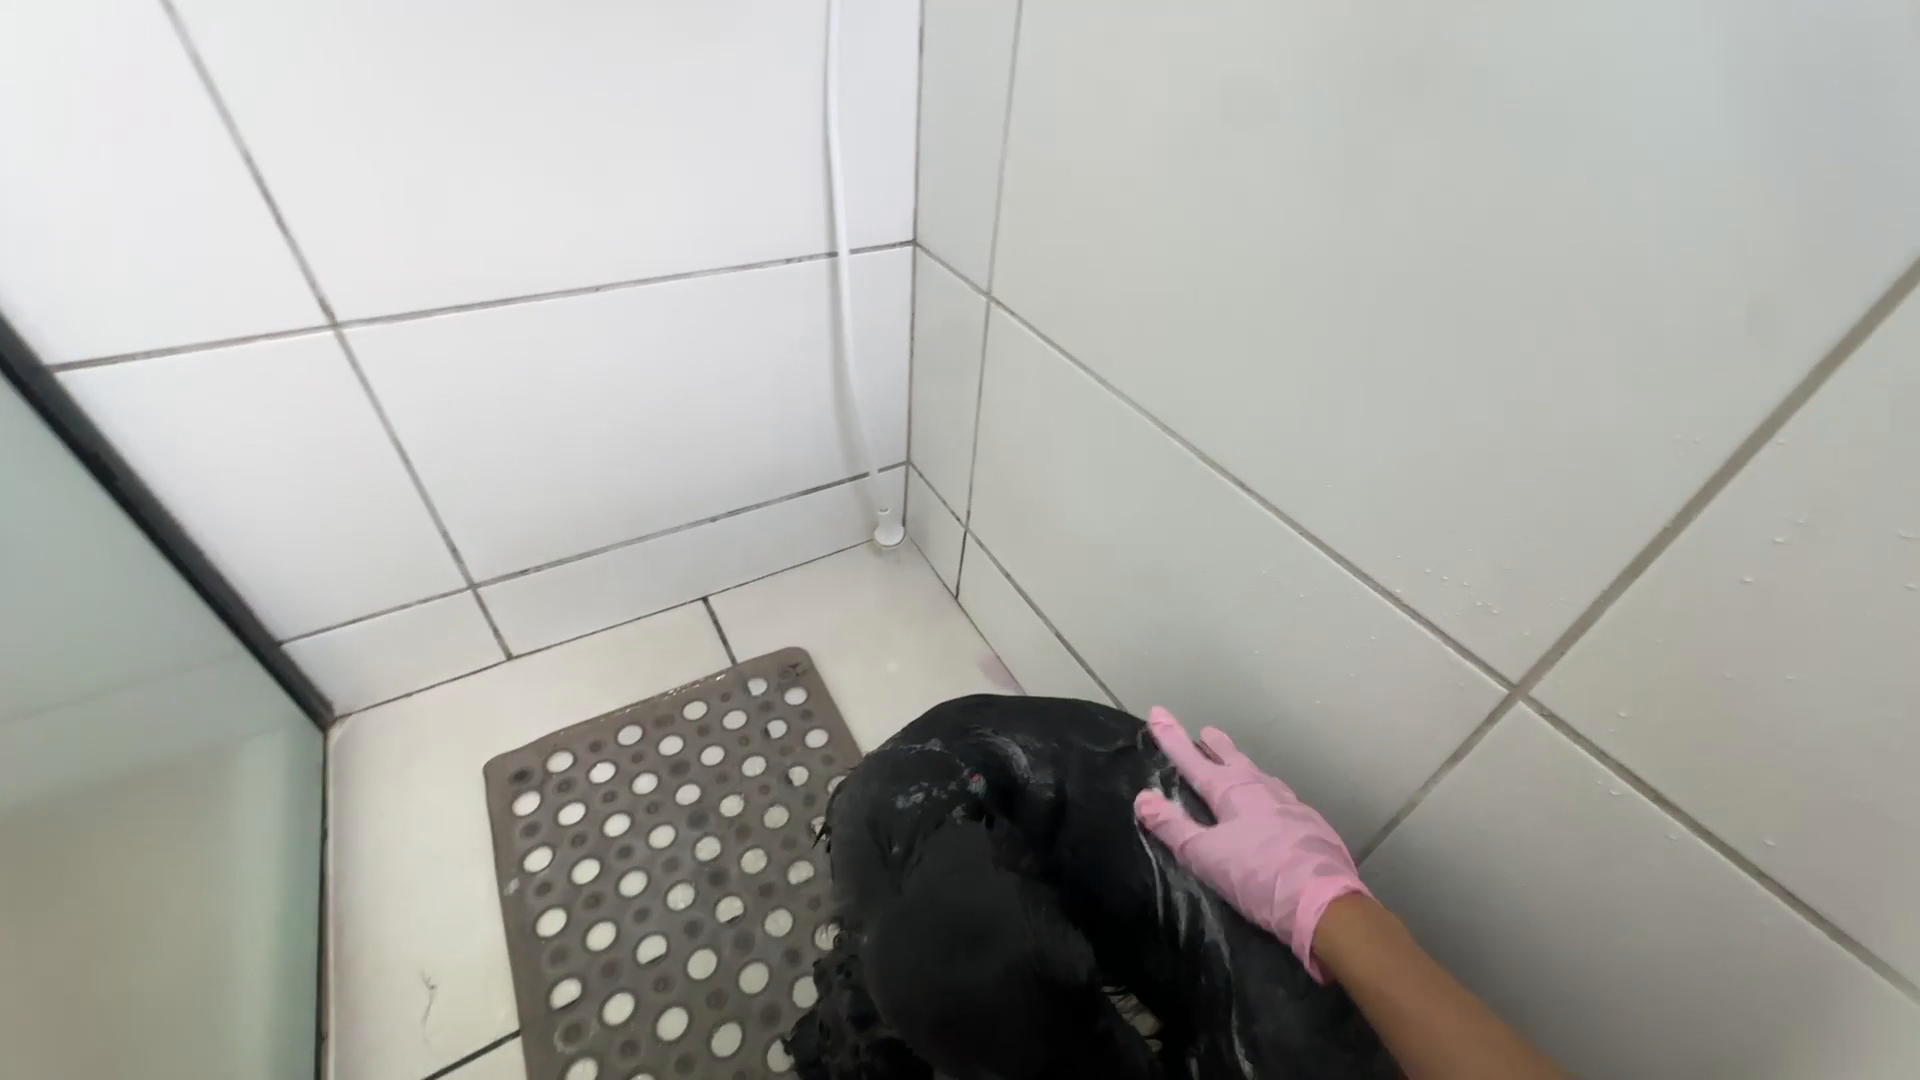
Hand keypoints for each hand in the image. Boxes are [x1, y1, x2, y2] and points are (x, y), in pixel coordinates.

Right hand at [1133, 706, 1370, 981]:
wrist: (1327, 904)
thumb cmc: (1259, 876)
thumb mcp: (1205, 856)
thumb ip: (1172, 827)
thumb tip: (1142, 797)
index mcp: (1231, 791)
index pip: (1191, 758)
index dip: (1171, 736)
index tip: (1156, 712)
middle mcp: (1260, 788)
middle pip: (1231, 758)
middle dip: (1214, 745)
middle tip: (1205, 732)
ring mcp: (1290, 804)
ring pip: (1259, 776)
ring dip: (1242, 767)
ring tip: (1236, 766)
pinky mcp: (1312, 825)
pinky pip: (1281, 798)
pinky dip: (1268, 793)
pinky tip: (1272, 806)